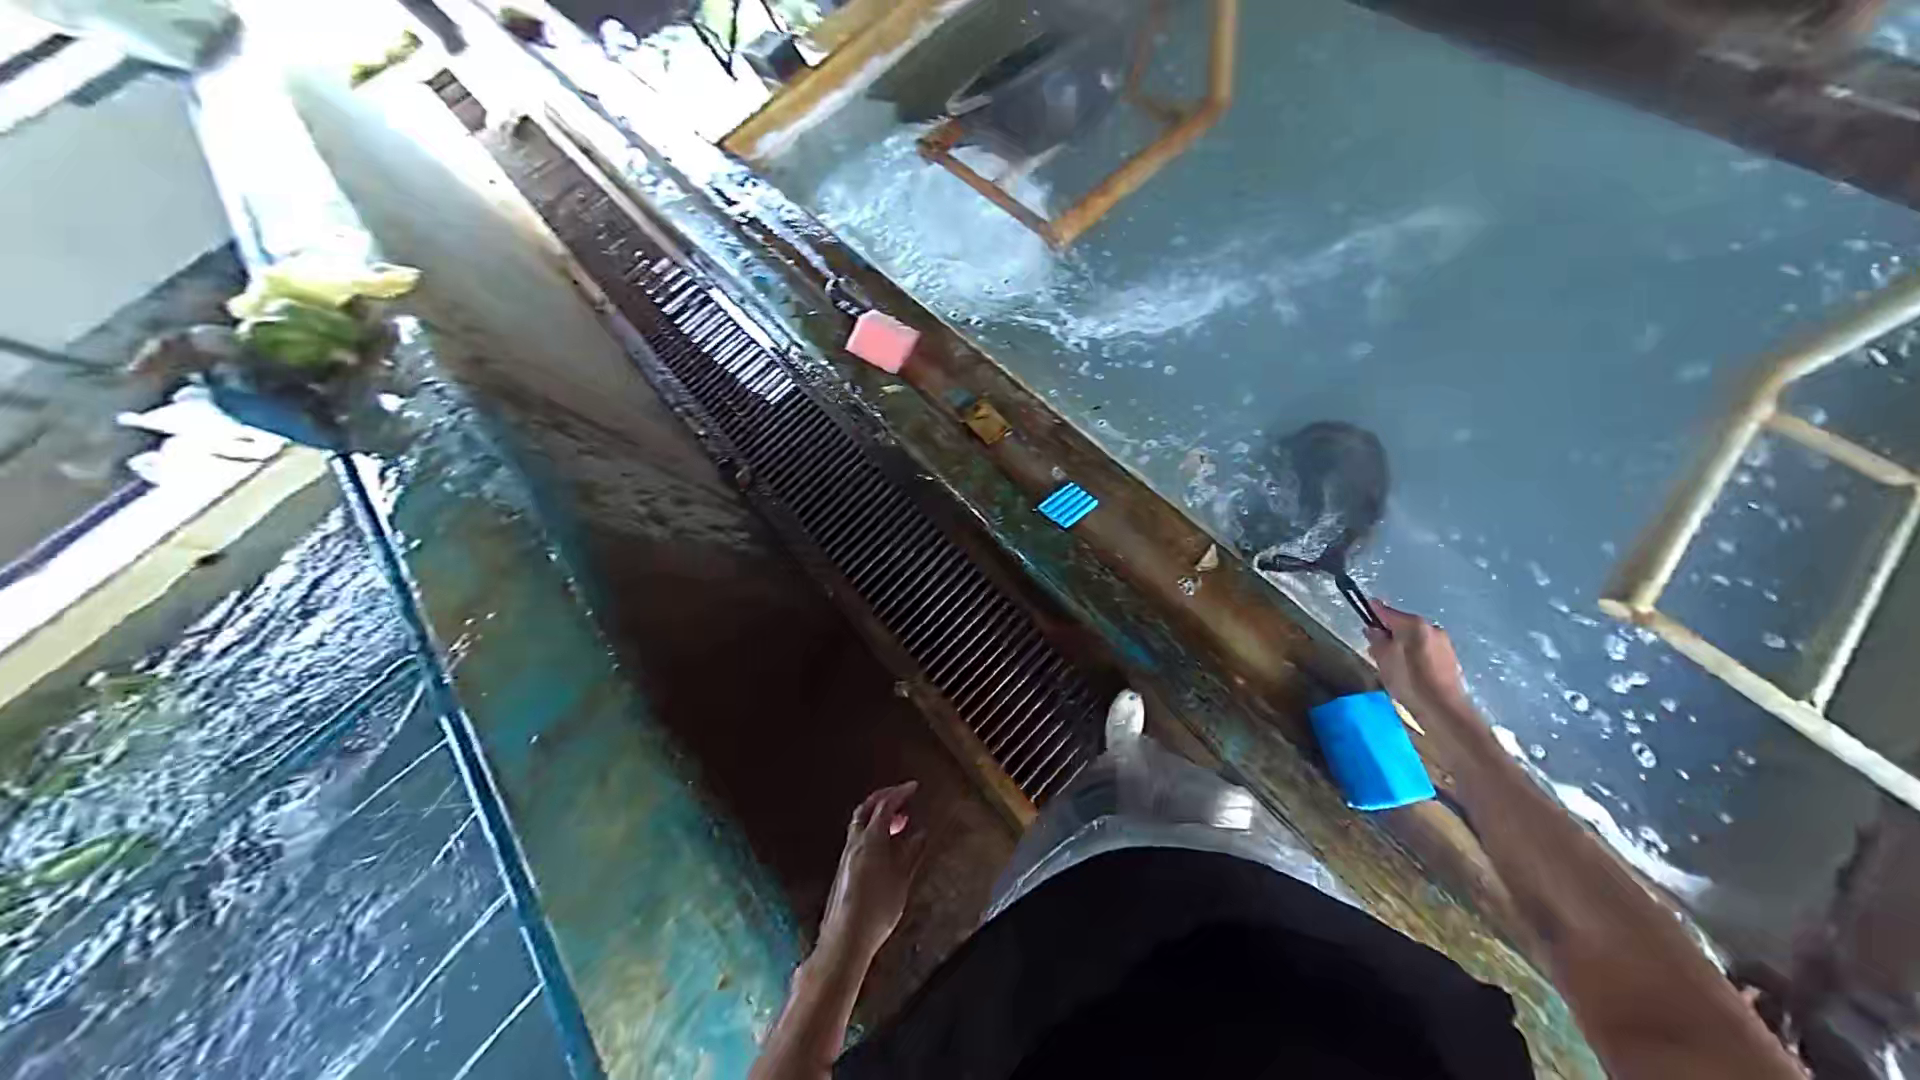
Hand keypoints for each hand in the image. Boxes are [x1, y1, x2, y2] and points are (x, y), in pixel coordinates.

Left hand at [818, 782, 928, 965]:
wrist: (846, 938)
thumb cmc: (876, 910)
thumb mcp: (901, 880)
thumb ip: (910, 853)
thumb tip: (919, 835)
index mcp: (870, 839)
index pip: (885, 805)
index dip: (900, 792)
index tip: (912, 786)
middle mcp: (855, 842)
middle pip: (867, 808)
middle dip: (884, 797)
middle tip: (901, 795)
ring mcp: (847, 855)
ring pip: (861, 822)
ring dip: (878, 815)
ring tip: (898, 821)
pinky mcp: (844, 868)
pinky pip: (859, 838)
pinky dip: (873, 831)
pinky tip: (885, 845)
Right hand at [1363, 602, 1470, 714]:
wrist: (1442, 708)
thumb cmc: (1408, 679)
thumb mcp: (1382, 658)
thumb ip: (1376, 639)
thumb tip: (1374, 630)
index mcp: (1414, 624)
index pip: (1387, 611)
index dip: (1373, 610)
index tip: (1365, 606)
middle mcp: (1432, 628)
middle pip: (1403, 625)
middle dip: (1388, 633)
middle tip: (1374, 647)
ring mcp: (1444, 643)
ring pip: (1414, 638)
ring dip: (1401, 644)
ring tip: (1390, 662)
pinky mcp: (1450, 659)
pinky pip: (1425, 649)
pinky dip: (1414, 654)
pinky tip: (1408, 670)